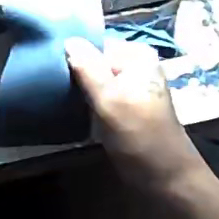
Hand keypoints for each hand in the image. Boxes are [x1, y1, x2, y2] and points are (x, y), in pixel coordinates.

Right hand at [64, 37, 208, 194]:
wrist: (166, 179)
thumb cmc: (140, 138)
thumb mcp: (110, 100)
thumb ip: (89, 69)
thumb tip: (68, 39)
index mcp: (137, 56)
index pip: (93, 44)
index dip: (72, 57)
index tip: (51, 73)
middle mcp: (135, 66)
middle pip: (93, 61)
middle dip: (74, 74)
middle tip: (53, 89)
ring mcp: (130, 87)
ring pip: (92, 80)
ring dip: (77, 90)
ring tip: (59, 99)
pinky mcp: (124, 107)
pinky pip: (97, 96)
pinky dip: (85, 102)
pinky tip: (71, 110)